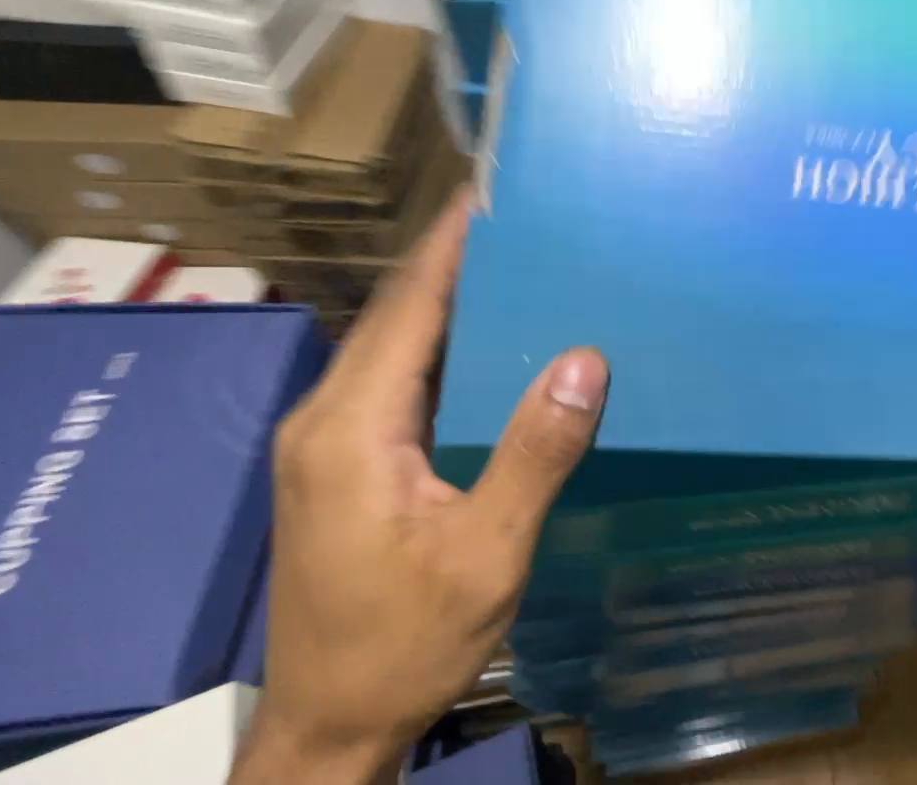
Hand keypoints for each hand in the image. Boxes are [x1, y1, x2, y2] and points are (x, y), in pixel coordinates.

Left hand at [230, 191, 610, 784]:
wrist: (331, 724)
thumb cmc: (405, 640)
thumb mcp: (486, 551)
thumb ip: (535, 452)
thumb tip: (586, 359)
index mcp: (353, 426)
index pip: (407, 306)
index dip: (451, 245)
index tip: (493, 192)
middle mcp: (330, 418)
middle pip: (398, 316)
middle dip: (460, 263)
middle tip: (533, 224)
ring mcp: (332, 442)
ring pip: (400, 348)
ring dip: (457, 305)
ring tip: (528, 269)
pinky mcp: (346, 465)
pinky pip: (402, 383)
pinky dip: (451, 351)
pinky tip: (501, 349)